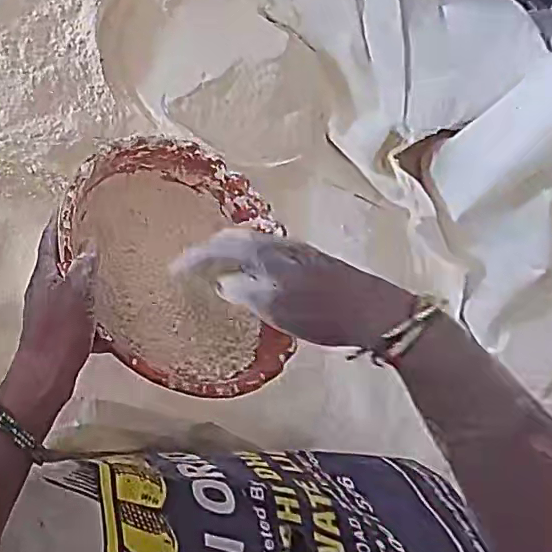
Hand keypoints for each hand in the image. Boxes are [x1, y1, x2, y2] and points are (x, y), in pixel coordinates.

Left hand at [0, 218, 99, 430]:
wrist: (46, 380)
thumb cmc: (58, 334)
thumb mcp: (74, 296)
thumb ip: (81, 269)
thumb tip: (90, 246)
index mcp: (44, 276)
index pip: (49, 239)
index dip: (60, 220)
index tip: (74, 202)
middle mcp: (45, 291)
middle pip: (61, 262)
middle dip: (79, 248)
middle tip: (103, 233)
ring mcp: (52, 313)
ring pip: (74, 289)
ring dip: (91, 280)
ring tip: (116, 270)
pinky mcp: (63, 333)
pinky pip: (83, 316)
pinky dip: (98, 314)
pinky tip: (118, 318)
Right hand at [172, 229, 414, 350]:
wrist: (376, 312)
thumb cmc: (324, 313)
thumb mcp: (277, 309)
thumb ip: (246, 293)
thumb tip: (223, 283)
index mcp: (268, 252)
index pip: (221, 246)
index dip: (195, 257)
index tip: (174, 268)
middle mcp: (280, 244)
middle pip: (236, 237)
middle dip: (210, 249)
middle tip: (191, 264)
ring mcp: (296, 250)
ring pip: (252, 242)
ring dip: (229, 251)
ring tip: (215, 267)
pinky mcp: (309, 261)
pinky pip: (265, 250)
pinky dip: (247, 257)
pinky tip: (251, 272)